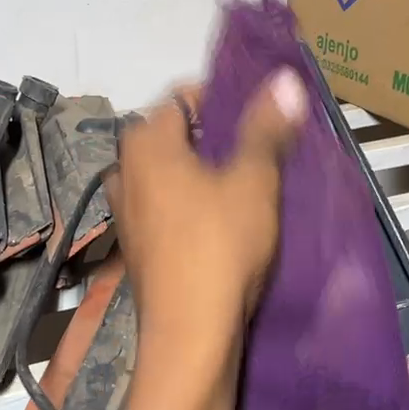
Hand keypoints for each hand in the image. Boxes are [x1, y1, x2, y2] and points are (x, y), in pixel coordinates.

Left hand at [106, 69, 305, 334]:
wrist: (190, 332)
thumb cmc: (220, 244)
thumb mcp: (253, 179)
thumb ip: (266, 127)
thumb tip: (285, 77)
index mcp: (144, 142)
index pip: (182, 96)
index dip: (222, 99)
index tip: (260, 116)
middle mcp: (123, 169)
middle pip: (174, 135)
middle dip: (214, 138)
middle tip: (259, 151)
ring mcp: (124, 210)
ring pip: (169, 173)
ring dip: (203, 172)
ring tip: (246, 185)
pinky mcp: (134, 244)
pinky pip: (165, 205)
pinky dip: (190, 203)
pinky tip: (222, 222)